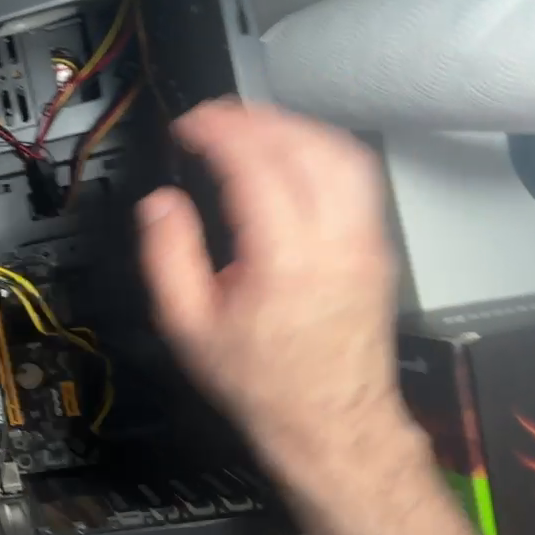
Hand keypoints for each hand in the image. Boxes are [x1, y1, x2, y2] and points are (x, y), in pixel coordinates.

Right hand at [136, 101, 404, 493]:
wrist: (327, 419)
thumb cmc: (256, 378)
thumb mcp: (185, 325)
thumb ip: (167, 256)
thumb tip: (160, 205)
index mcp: (284, 258)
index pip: (257, 168)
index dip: (220, 134)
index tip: (189, 125)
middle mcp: (335, 241)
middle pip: (307, 148)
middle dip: (256, 118)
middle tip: (213, 115)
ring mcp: (365, 241)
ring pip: (341, 155)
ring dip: (292, 127)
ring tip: (248, 123)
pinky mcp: (375, 247)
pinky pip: (355, 177)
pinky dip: (317, 149)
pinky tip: (288, 153)